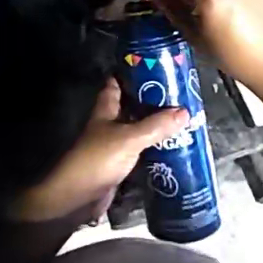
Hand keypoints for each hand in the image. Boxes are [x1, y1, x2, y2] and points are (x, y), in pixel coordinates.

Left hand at [8, 79, 188, 224]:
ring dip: (156, 124)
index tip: (158, 66)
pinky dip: (156, 147)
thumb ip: (156, 126)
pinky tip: (175, 146)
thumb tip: (185, 110)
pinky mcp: (120, 163)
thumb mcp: (129, 138)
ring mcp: (115, 142)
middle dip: (153, 99)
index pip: (118, 81)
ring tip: (186, 118)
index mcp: (106, 107)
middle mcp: (110, 121)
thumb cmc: (98, 158)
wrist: (77, 197)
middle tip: (182, 94)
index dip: (135, 72)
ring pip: (138, 127)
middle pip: (132, 104)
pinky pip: (141, 149)